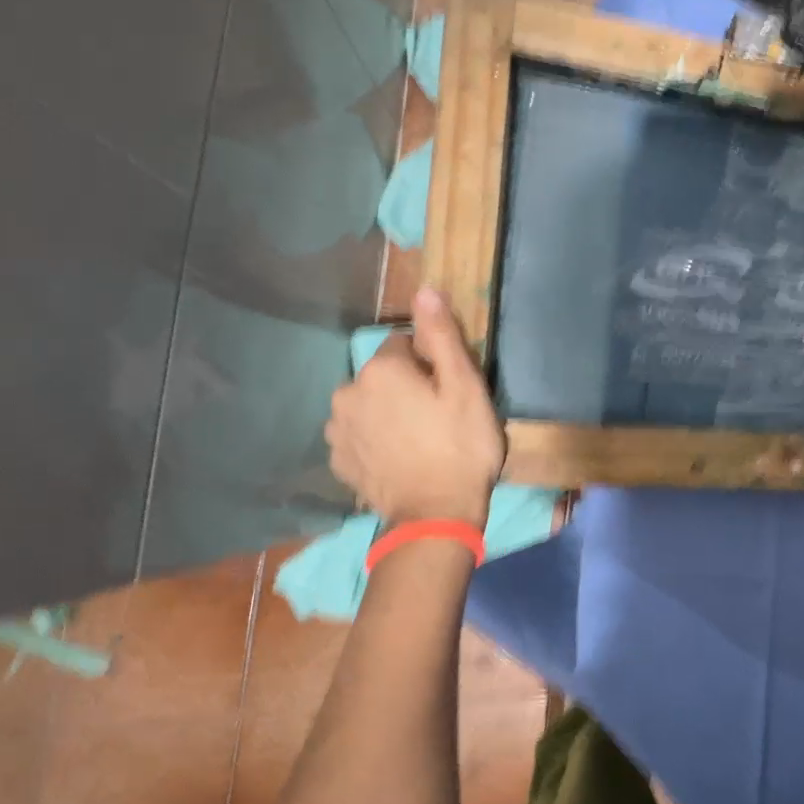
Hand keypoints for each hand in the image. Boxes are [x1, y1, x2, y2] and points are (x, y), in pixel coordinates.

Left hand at [326, 289, 504, 528]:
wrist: (434, 514)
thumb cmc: (461, 446)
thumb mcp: (466, 388)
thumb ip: (442, 337)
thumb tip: (425, 290)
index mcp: (381, 369)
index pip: (405, 344)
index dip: (432, 363)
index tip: (452, 389)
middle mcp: (347, 391)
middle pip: (382, 375)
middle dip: (406, 387)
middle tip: (440, 416)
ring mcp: (337, 428)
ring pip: (368, 404)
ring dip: (388, 413)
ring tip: (421, 440)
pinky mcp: (339, 459)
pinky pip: (359, 435)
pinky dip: (376, 440)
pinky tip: (402, 458)